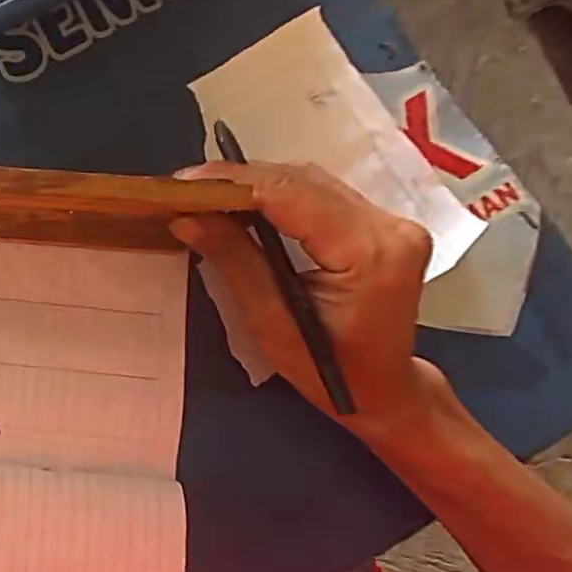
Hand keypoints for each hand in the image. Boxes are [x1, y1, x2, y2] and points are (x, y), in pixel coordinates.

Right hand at [169, 161, 454, 448]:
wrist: (382, 391)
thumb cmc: (327, 371)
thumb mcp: (269, 321)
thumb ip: (233, 260)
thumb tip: (187, 218)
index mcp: (368, 252)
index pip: (292, 195)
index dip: (233, 182)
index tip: (182, 184)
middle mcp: (389, 226)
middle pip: (301, 180)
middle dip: (237, 179)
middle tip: (184, 189)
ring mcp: (390, 221)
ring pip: (308, 181)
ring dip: (253, 183)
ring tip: (204, 194)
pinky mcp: (379, 223)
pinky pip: (317, 193)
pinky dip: (273, 194)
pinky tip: (240, 202)